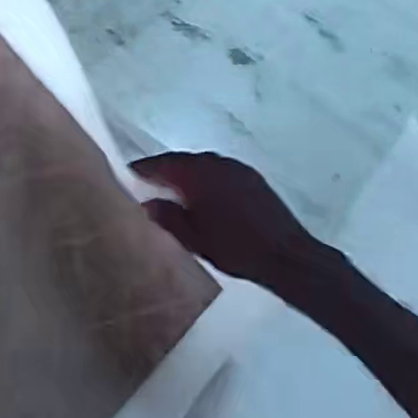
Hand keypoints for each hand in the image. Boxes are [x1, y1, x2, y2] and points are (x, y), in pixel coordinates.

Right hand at [130, 151, 336, 287]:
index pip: (160, 164)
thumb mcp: (194, 239)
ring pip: (201, 164)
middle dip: (164, 170)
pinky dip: (207, 178)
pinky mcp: (251, 176)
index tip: (128, 174)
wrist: (289, 257)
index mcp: (195, 173)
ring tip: (177, 192)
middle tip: (149, 184)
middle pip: (180, 160)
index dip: (142, 169)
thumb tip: (148, 203)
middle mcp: (213, 161)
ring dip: (187, 174)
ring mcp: (235, 167)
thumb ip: (167, 218)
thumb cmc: (236, 248)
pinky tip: (207, 196)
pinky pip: (219, 170)